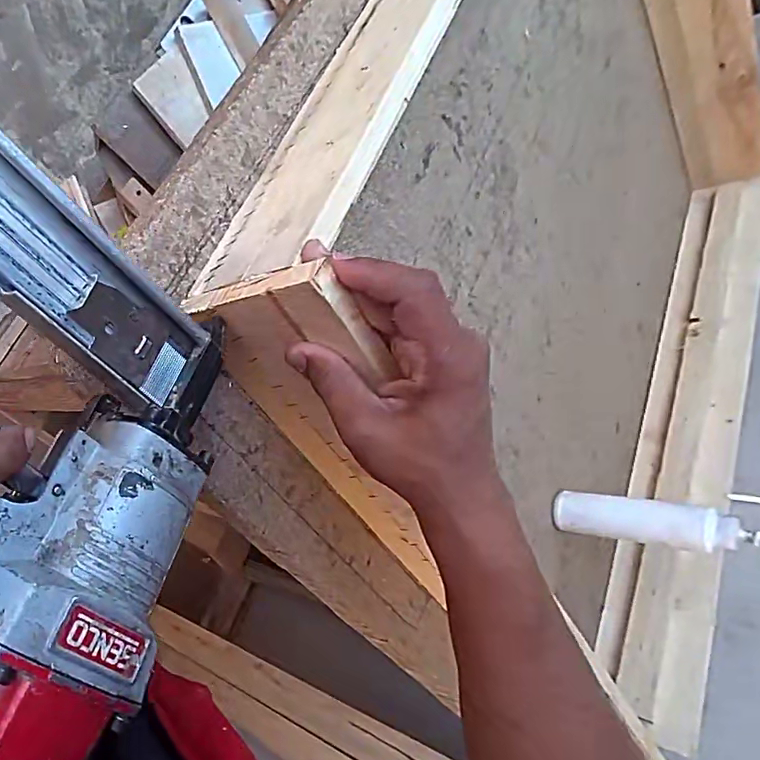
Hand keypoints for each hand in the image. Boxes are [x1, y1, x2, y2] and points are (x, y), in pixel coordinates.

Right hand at [286, 243, 501, 520]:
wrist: (458, 492)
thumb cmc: (421, 467)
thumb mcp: (366, 427)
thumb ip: (332, 382)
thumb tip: (300, 349)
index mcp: (449, 355)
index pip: (414, 292)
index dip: (372, 273)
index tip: (331, 266)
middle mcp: (457, 343)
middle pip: (409, 291)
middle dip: (361, 277)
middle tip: (317, 267)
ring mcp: (452, 348)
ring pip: (406, 304)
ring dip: (365, 295)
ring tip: (323, 285)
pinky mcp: (441, 356)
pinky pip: (405, 323)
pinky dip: (373, 316)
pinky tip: (345, 315)